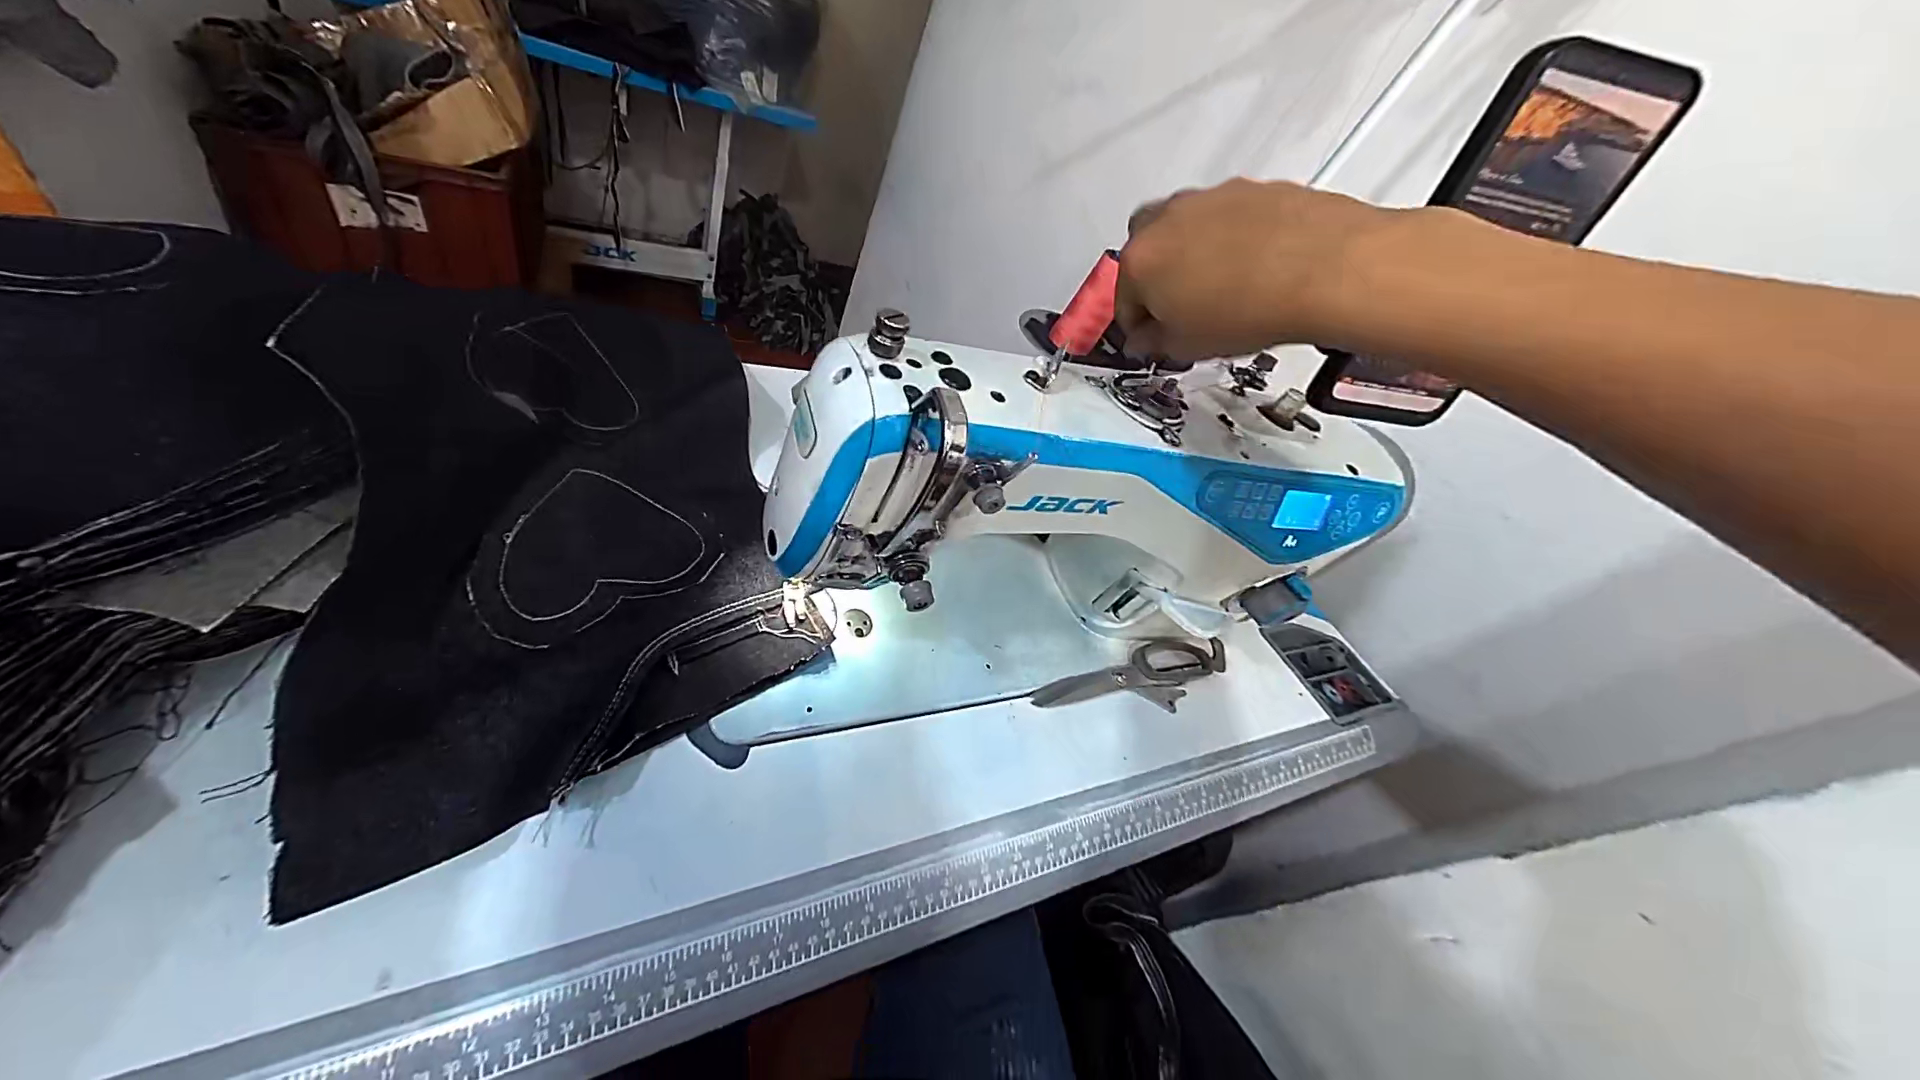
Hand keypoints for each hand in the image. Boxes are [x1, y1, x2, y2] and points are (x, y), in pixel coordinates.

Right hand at [1114, 179, 1411, 362]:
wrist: (1328, 271)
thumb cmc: (1254, 306)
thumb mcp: (1187, 347)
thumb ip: (1154, 342)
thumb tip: (1148, 338)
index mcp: (1140, 260)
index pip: (1123, 300)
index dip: (1137, 326)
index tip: (1151, 337)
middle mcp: (1168, 219)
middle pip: (1146, 254)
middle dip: (1156, 280)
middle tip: (1179, 309)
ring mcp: (1210, 199)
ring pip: (1185, 231)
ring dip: (1192, 257)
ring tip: (1222, 292)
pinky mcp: (1251, 189)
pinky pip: (1226, 219)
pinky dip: (1230, 241)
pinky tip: (1252, 271)